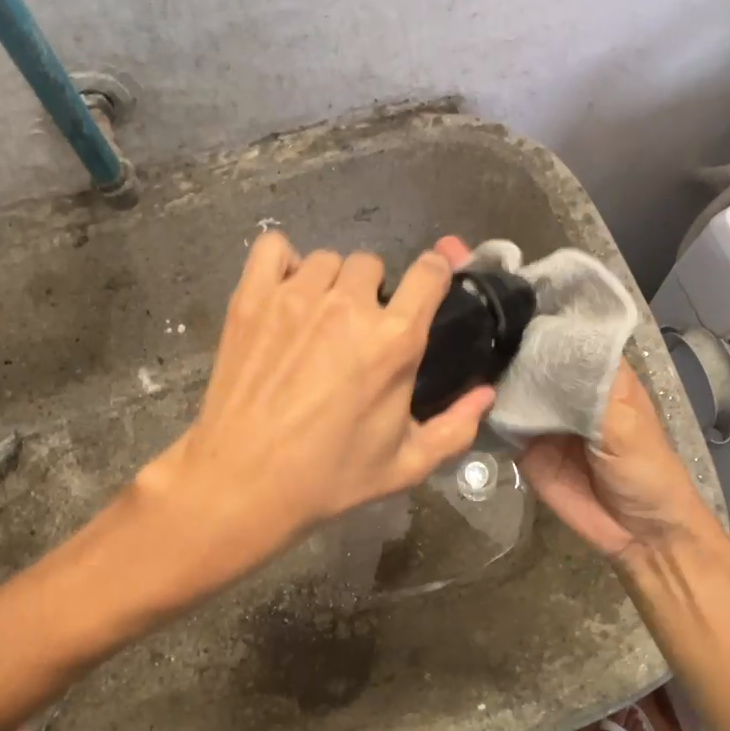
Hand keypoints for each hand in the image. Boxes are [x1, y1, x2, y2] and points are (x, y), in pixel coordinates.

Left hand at [144, 233, 495, 561]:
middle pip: (371, 264)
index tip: (424, 292)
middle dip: (371, 292)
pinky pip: (273, 248)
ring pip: (325, 260)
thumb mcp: (406, 465)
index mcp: (394, 340)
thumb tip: (485, 394)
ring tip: (317, 320)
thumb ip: (455, 428)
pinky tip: (284, 294)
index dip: (433, 276)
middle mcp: (347, 306)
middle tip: (357, 331)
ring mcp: (294, 296)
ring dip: (329, 283)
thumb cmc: (329, 477)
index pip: (429, 272)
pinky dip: (283, 262)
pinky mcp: (251, 298)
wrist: (244, 482)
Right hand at [430, 237, 708, 560]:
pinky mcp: (518, 441)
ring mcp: (536, 409)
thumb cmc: (647, 470)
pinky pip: (490, 417)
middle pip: (520, 343)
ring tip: (431, 325)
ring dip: (473, 356)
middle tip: (441, 289)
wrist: (637, 534)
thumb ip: (585, 385)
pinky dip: (469, 403)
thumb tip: (541, 345)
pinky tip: (438, 379)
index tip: (483, 269)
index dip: (523, 295)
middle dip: (488, 319)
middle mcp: (560, 379)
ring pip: (500, 376)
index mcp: (591, 363)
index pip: (554, 319)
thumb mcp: (625, 423)